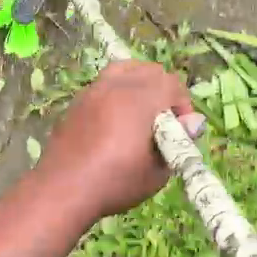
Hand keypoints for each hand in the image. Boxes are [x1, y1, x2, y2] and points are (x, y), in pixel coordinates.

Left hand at [34, 60, 202, 221]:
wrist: (63, 188)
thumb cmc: (115, 181)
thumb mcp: (157, 171)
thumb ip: (179, 143)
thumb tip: (193, 123)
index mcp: (139, 98)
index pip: (171, 83)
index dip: (183, 104)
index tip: (182, 130)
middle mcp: (116, 85)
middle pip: (149, 70)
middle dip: (163, 90)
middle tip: (164, 122)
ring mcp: (94, 89)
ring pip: (124, 69)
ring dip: (139, 84)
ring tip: (141, 113)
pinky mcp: (78, 100)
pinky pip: (104, 83)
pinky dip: (117, 91)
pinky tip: (116, 120)